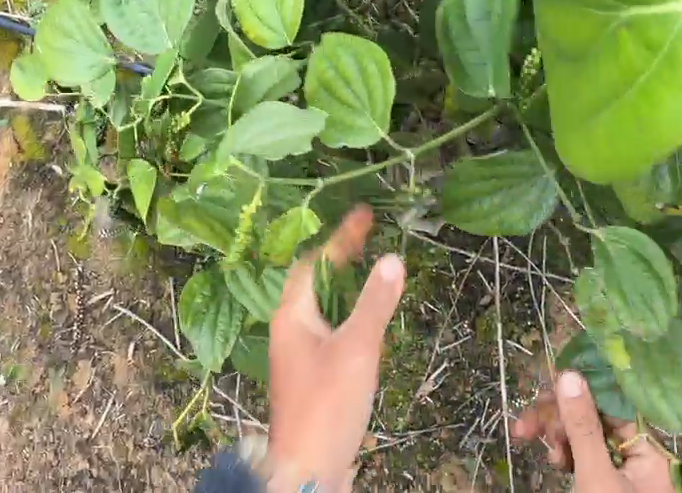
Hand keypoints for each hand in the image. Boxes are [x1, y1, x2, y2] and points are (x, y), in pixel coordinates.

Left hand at [266, 205, 405, 492]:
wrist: (307, 474)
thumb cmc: (327, 405)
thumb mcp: (357, 349)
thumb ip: (375, 303)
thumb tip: (392, 258)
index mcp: (292, 314)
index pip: (316, 261)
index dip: (342, 237)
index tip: (366, 214)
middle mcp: (289, 328)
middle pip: (314, 280)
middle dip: (341, 257)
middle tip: (368, 238)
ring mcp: (298, 355)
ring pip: (321, 307)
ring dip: (344, 287)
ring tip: (370, 271)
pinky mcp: (311, 378)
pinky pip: (328, 331)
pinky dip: (347, 316)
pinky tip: (367, 325)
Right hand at [511, 371, 674, 491]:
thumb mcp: (595, 477)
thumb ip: (583, 427)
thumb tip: (568, 374)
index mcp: (647, 447)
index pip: (612, 400)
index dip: (579, 389)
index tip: (545, 385)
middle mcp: (638, 453)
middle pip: (594, 415)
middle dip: (557, 416)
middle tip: (525, 425)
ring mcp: (622, 470)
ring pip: (584, 433)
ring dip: (556, 433)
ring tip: (534, 444)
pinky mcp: (607, 483)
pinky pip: (583, 454)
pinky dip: (564, 453)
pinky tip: (552, 461)